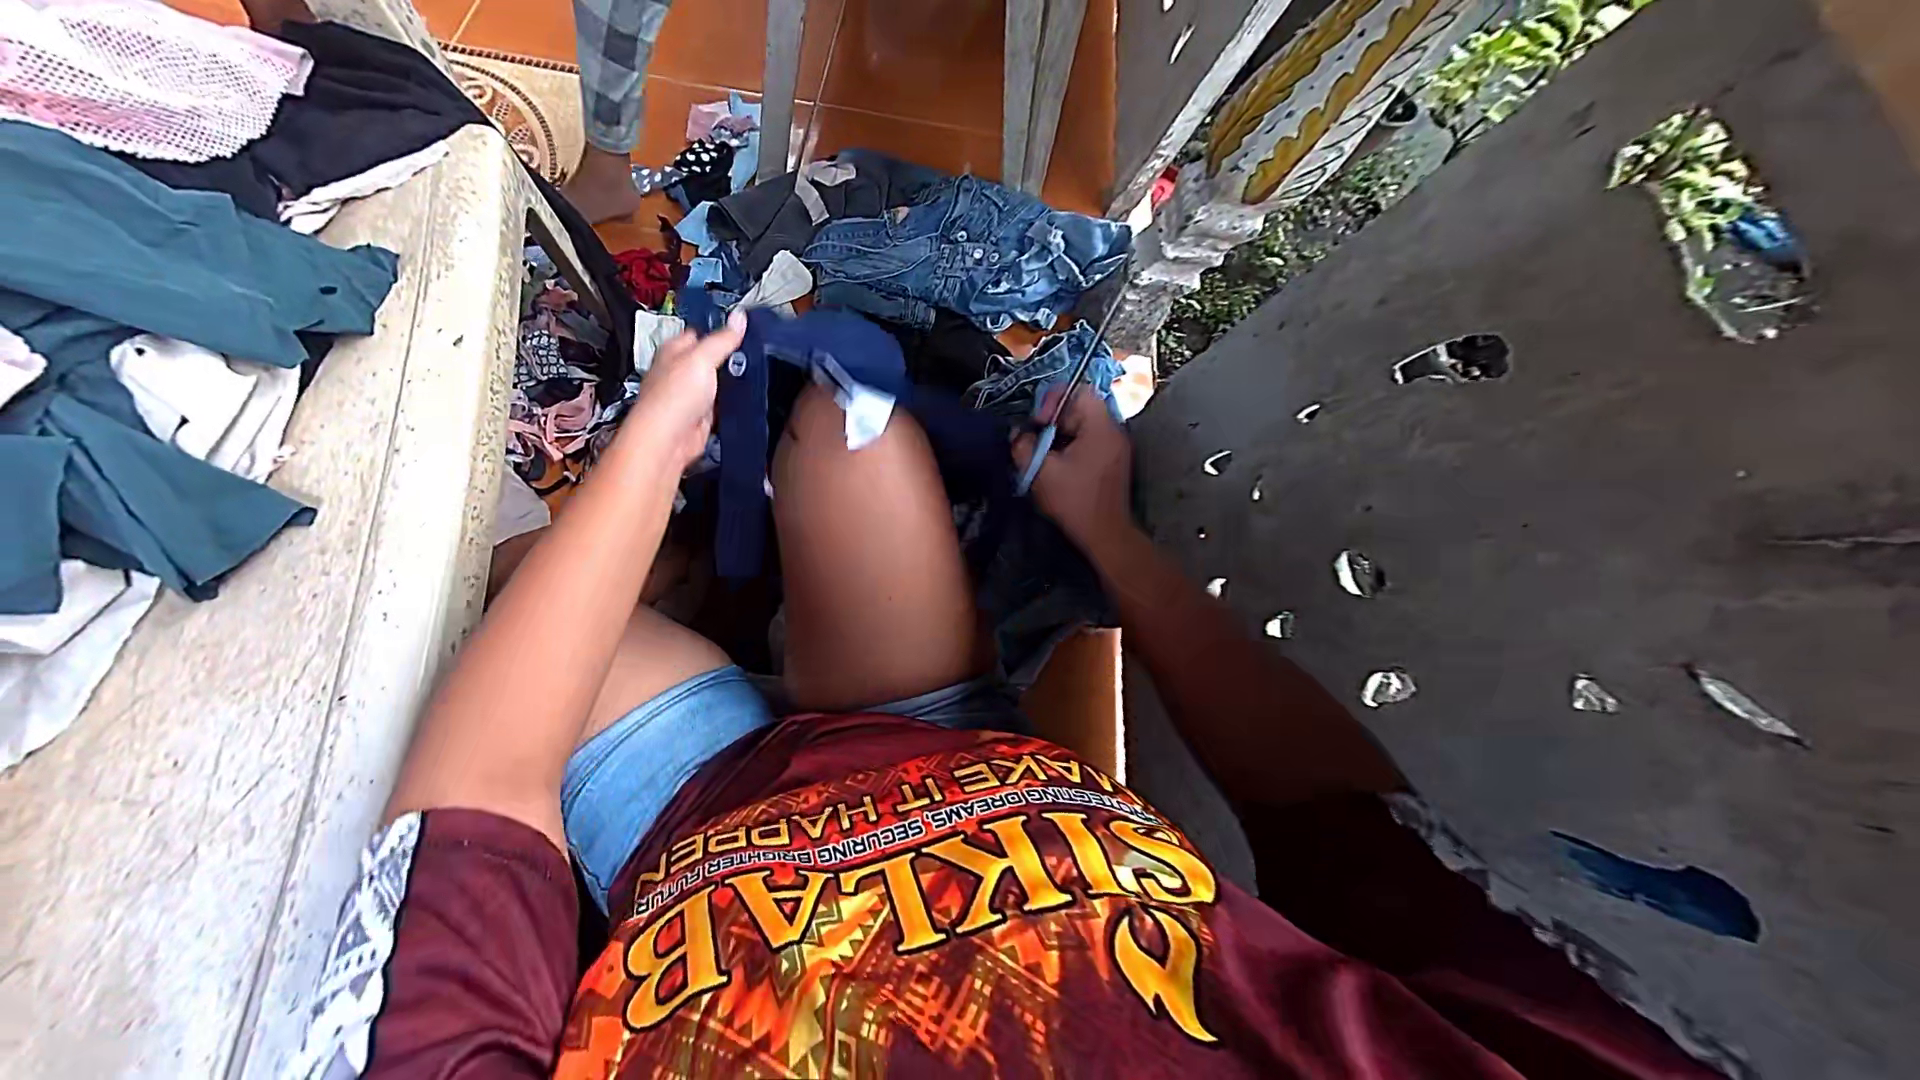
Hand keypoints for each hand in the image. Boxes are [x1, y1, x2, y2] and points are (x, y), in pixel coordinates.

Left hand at [625, 310, 745, 469]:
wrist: (669, 440)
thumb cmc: (671, 399)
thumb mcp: (702, 359)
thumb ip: (722, 339)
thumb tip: (739, 317)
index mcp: (675, 350)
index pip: (700, 332)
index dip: (720, 328)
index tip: (742, 326)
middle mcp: (681, 371)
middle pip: (711, 358)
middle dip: (730, 356)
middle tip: (751, 351)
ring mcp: (692, 394)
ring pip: (718, 382)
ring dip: (733, 381)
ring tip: (752, 373)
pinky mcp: (702, 415)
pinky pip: (722, 404)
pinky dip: (732, 403)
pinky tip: (743, 399)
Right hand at [1012, 388, 1134, 551]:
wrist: (1105, 534)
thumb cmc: (1075, 501)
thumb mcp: (1041, 472)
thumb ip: (1024, 446)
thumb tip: (1018, 433)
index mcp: (1101, 427)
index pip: (1079, 391)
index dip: (1054, 399)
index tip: (1039, 423)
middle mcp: (1114, 430)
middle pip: (1081, 407)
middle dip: (1055, 420)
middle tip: (1038, 440)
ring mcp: (1117, 446)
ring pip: (1084, 425)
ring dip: (1062, 435)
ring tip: (1046, 455)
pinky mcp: (1114, 461)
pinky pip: (1090, 440)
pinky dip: (1072, 446)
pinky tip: (1059, 466)